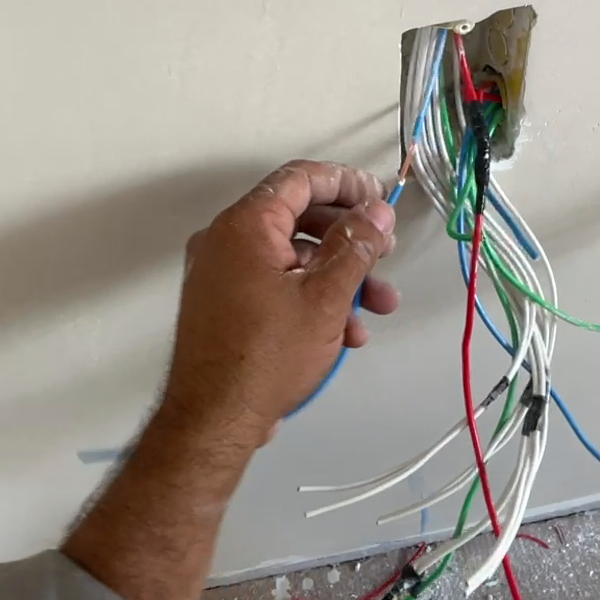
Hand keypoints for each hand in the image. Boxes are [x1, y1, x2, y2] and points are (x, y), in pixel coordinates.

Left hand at [161, 160, 399, 438]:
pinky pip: (274, 284)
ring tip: (378, 307)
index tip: (379, 199)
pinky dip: (310, 298)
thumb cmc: (266, 356)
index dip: (346, 183)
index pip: (300, 179)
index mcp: (245, 225)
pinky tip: (345, 333)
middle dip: (350, 240)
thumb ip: (356, 245)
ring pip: (293, 258)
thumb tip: (376, 212)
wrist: (213, 420)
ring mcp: (222, 272)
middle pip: (300, 218)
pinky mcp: (225, 302)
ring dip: (339, 278)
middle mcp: (226, 240)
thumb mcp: (325, 297)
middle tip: (386, 255)